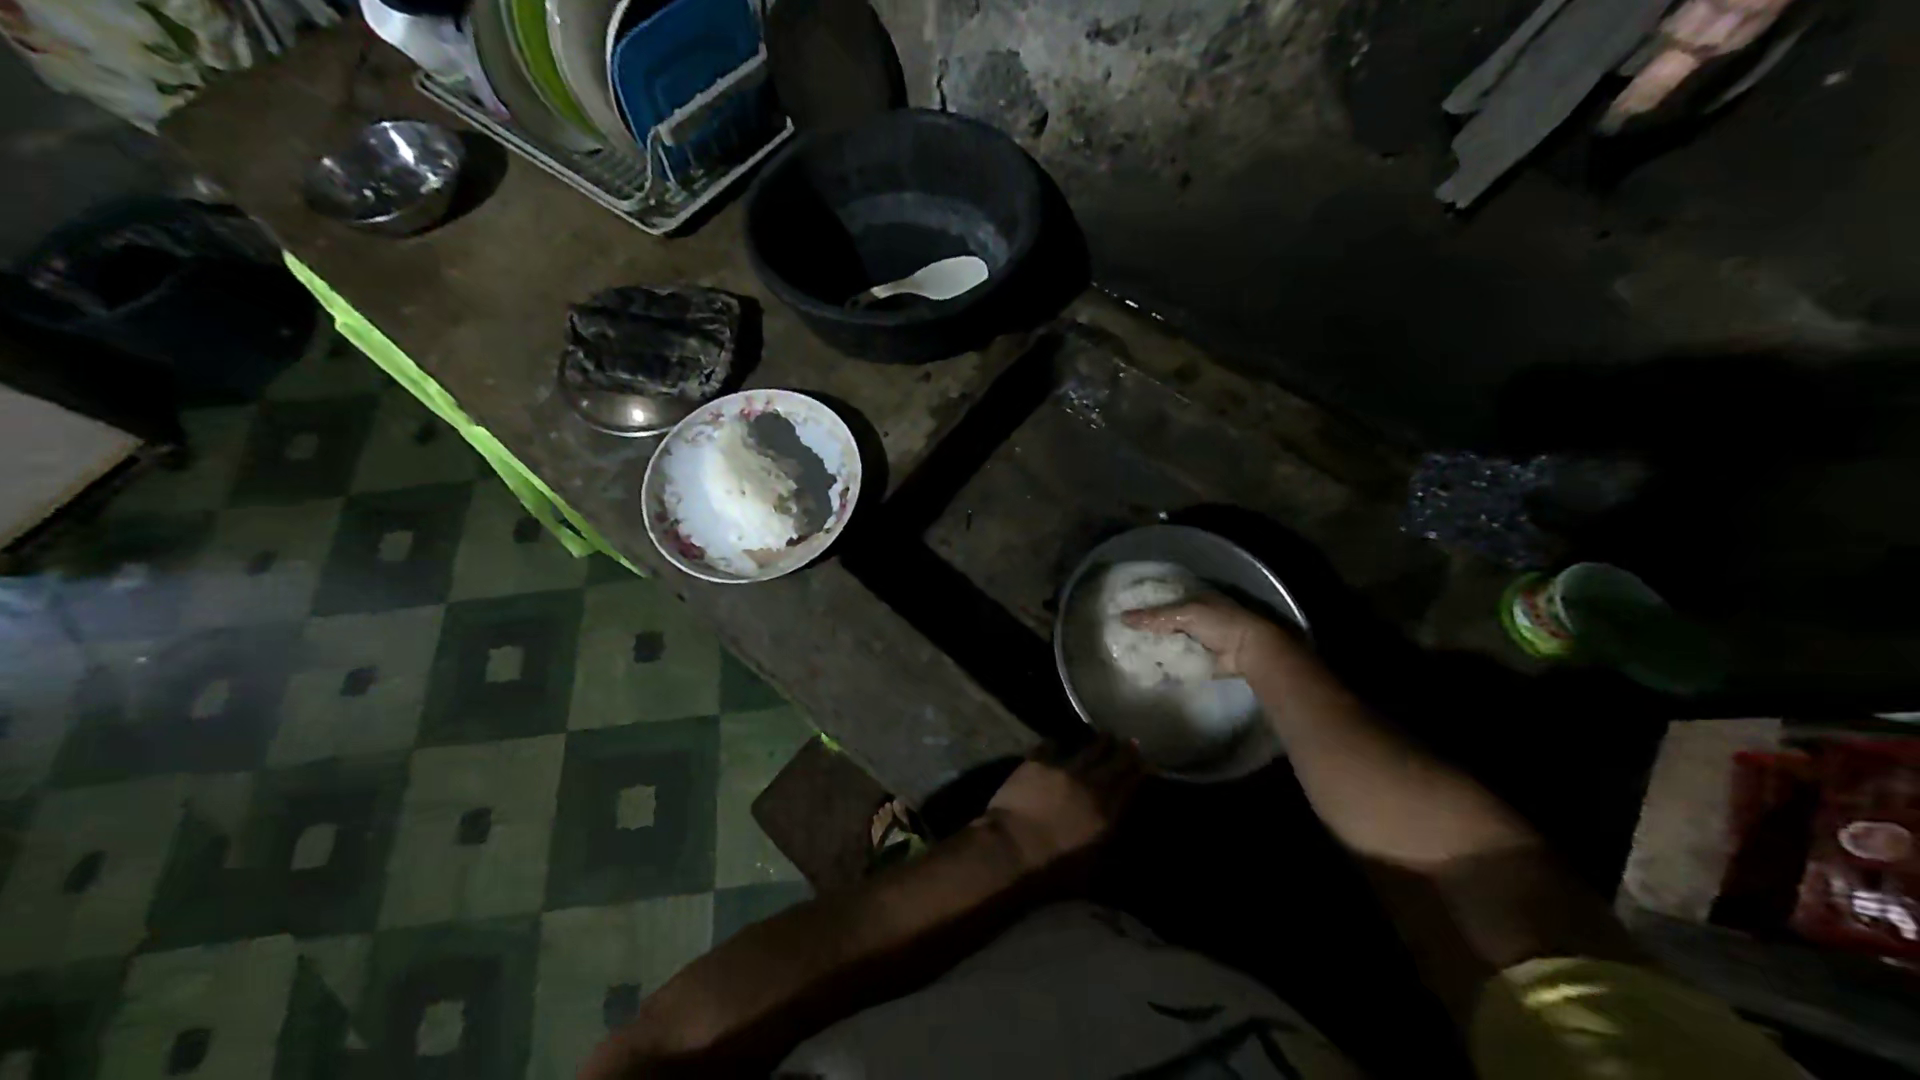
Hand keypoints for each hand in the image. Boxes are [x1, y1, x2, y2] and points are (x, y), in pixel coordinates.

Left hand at [983, 738, 1142, 868]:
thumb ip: (1108, 855)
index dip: (1140, 771)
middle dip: (1126, 751)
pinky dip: (1058, 743)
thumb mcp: (1089, 871)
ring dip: (1100, 742)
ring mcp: (1063, 770)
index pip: (1130, 785)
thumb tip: (1121, 852)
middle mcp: (1090, 785)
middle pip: (1114, 762)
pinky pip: (1051, 746)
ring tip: (1107, 735)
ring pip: (1089, 749)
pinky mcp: (1037, 762)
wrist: (1010, 846)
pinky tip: (1058, 741)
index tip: (1146, 762)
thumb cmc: (1051, 868)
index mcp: (1105, 812)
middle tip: (1131, 742)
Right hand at [1121, 594, 1293, 677]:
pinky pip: (1173, 658)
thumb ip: (1156, 617)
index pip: (1162, 598)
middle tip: (1119, 633)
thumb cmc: (1220, 623)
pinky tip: (1143, 663)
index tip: (1122, 609)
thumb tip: (1122, 618)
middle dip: (1145, 627)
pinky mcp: (1195, 658)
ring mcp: (1194, 639)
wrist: (1248, 651)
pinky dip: (1161, 661)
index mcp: (1193, 598)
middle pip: (1162, 621)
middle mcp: (1193, 617)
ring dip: (1152, 645)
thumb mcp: (1186, 613)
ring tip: (1125, 650)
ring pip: (1166, 640)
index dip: (1144, 603)